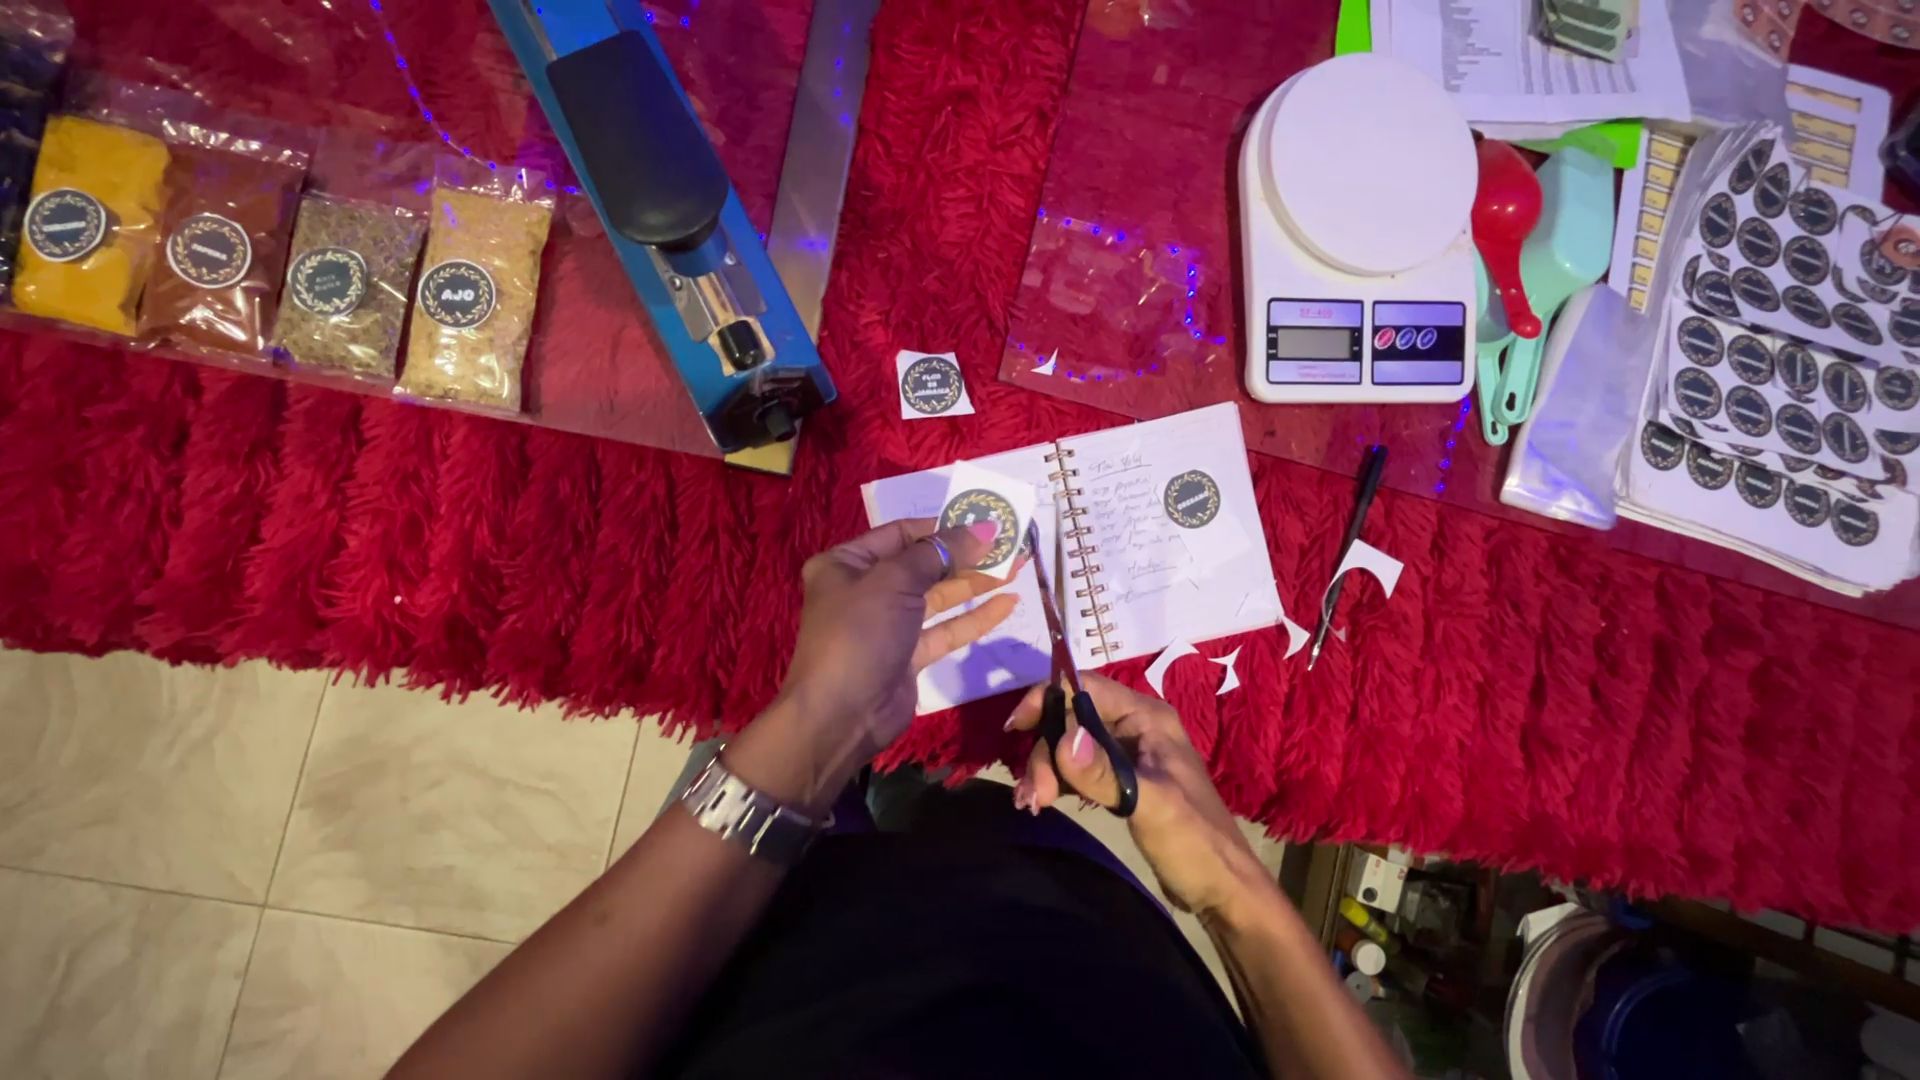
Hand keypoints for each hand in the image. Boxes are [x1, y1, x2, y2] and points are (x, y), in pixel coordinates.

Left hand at [766, 517, 1023, 771]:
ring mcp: (888, 624)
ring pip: (938, 597)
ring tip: (1018, 566)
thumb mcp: (894, 581)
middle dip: (965, 554)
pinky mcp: (908, 655)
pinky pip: (945, 630)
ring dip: (976, 583)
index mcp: (846, 563)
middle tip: (1009, 543)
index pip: (900, 533)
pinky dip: (974, 618)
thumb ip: (939, 552)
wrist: (840, 716)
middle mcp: (865, 589)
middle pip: (923, 564)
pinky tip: (1007, 603)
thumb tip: (981, 528)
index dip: (941, 526)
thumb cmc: (859, 633)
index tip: (982, 521)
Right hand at [1007, 674, 1275, 920]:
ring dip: (1048, 769)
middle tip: (1035, 793)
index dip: (1048, 699)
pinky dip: (1059, 781)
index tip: (1016, 728)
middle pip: (1072, 718)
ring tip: (1035, 804)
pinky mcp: (1120, 779)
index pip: (1087, 687)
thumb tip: (1062, 739)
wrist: (1222, 891)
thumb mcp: (1149, 806)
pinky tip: (1045, 803)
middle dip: (1046, 750)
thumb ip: (1105, 772)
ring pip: (1070, 744)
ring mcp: (1128, 753)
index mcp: (1147, 718)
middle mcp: (1135, 726)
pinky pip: (1078, 767)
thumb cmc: (1195, 843)